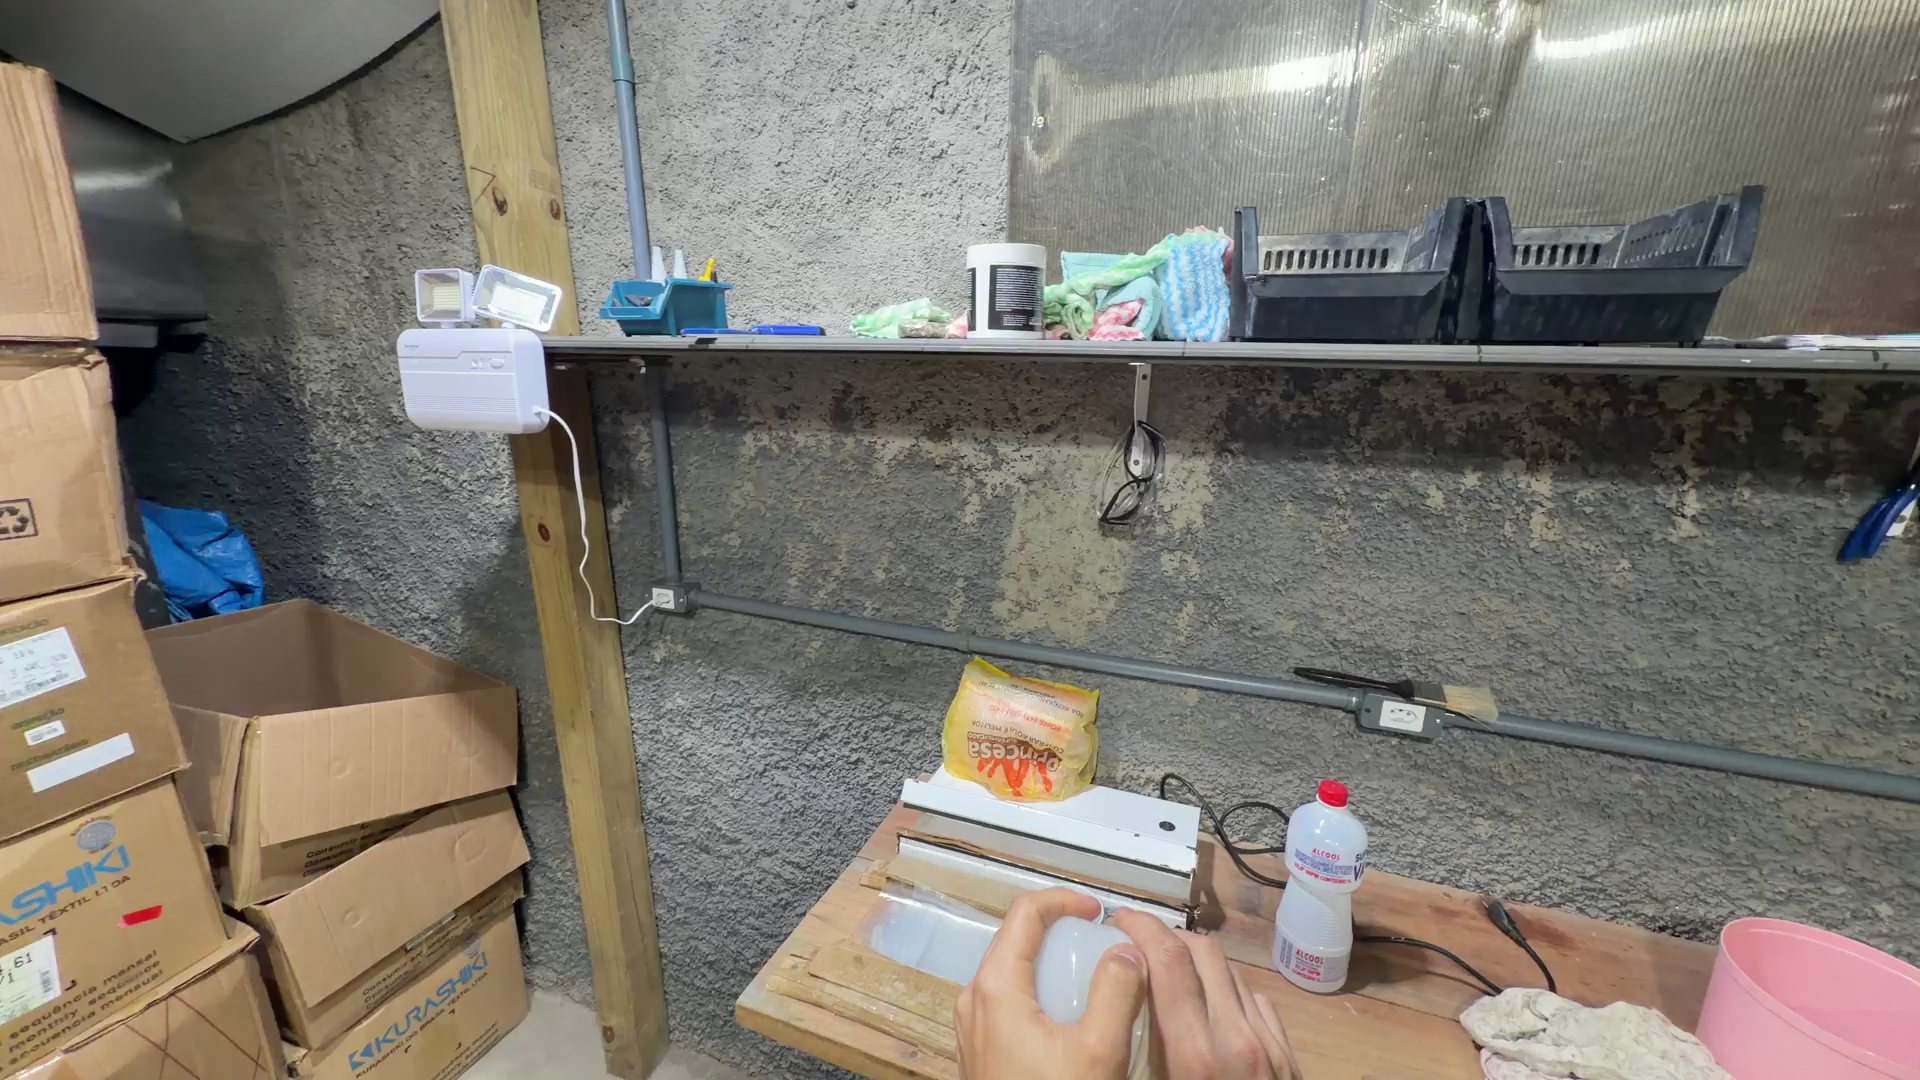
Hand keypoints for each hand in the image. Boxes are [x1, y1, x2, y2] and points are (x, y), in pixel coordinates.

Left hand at [955, 888, 1149, 1079]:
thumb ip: (1116, 992)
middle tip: (1097, 936)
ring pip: (1011, 968)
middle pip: (1015, 937)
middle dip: (1058, 927)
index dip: (1063, 899)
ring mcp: (972, 1024)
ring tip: (1088, 972)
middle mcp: (975, 996)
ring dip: (1048, 959)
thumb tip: (1127, 949)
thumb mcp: (1097, 1053)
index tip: (1099, 909)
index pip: (1025, 912)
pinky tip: (1069, 1012)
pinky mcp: (979, 1047)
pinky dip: (1038, 988)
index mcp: (995, 985)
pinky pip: (1008, 998)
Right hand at [1111, 910, 1300, 1079]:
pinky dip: (1225, 988)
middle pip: (1201, 950)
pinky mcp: (1291, 1059)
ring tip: (1169, 970)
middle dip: (1166, 934)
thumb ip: (1144, 1045)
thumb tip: (1119, 993)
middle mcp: (1238, 1039)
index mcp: (1195, 1055)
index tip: (1119, 919)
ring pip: (1229, 970)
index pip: (1169, 957)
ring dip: (1195, 959)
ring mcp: (1271, 1048)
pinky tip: (1209, 1006)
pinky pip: (1254, 999)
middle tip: (1138, 940)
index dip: (1142, 925)